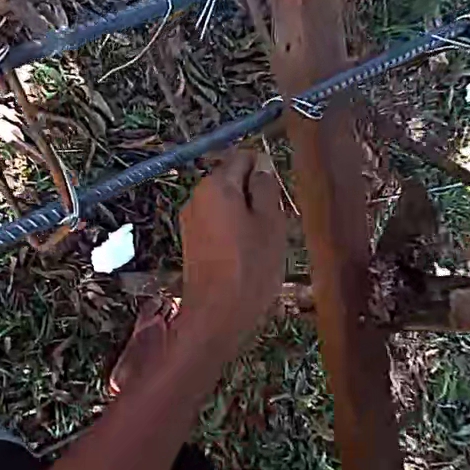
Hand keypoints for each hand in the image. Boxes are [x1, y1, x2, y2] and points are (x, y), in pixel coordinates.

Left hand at [177, 149, 289, 352]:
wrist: (217, 312)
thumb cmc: (251, 265)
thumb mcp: (270, 221)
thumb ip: (266, 188)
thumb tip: (261, 166)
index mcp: (216, 185)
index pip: (242, 157)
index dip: (264, 169)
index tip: (279, 194)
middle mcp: (196, 196)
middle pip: (231, 180)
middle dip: (254, 194)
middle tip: (275, 222)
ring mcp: (190, 220)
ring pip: (225, 204)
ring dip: (245, 215)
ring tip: (263, 242)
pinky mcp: (191, 241)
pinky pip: (216, 223)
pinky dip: (233, 231)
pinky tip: (246, 253)